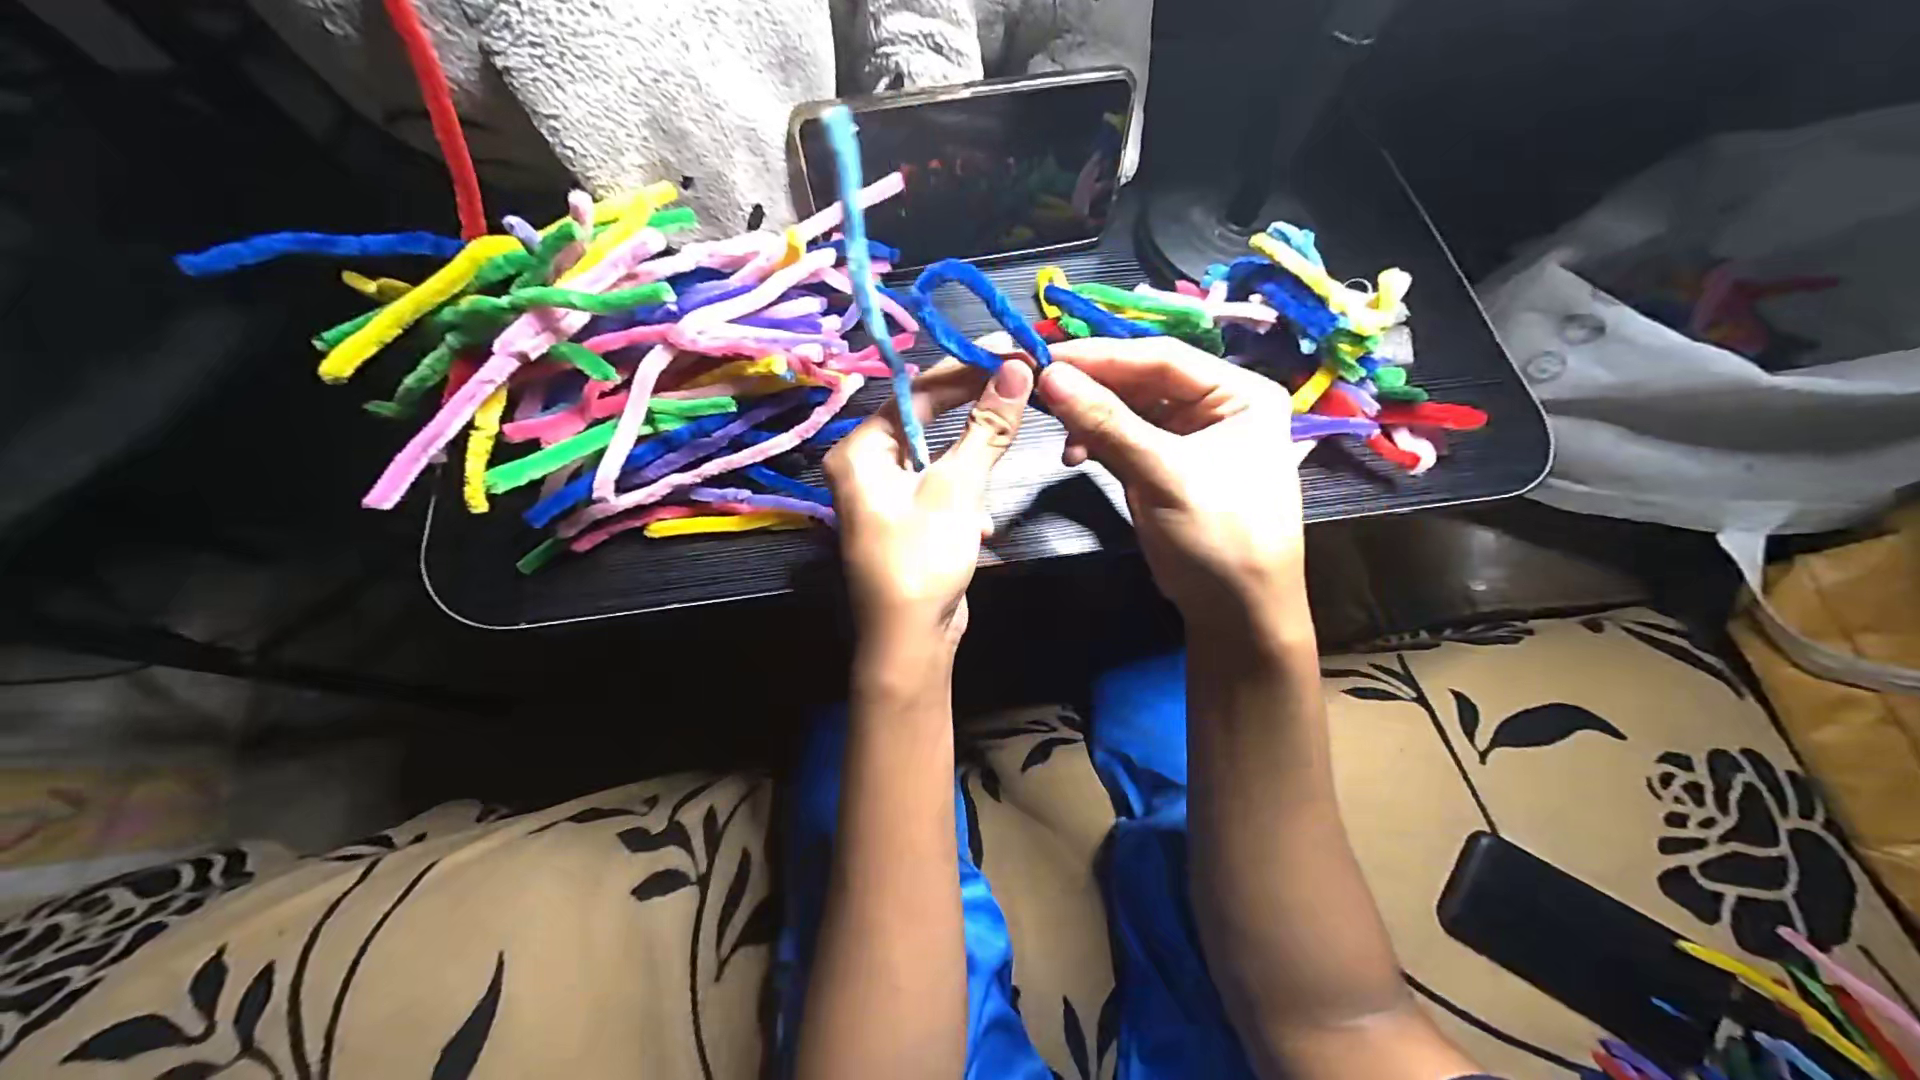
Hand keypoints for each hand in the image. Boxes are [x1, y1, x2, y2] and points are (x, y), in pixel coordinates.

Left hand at [825, 360, 1034, 649]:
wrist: (909, 640)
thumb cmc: (922, 559)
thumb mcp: (957, 489)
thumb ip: (986, 428)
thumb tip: (1015, 369)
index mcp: (860, 449)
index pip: (917, 391)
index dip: (967, 369)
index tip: (1011, 351)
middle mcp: (864, 465)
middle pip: (928, 420)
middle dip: (974, 415)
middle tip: (1020, 386)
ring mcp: (884, 494)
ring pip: (940, 456)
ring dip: (972, 468)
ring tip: (998, 466)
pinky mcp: (906, 519)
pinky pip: (940, 489)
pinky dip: (964, 500)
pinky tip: (980, 527)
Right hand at [1035, 338, 1311, 633]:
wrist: (1235, 610)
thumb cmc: (1218, 537)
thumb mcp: (1163, 474)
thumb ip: (1106, 422)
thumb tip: (1049, 375)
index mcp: (1239, 393)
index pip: (1161, 357)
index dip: (1101, 355)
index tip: (1045, 356)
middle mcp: (1216, 404)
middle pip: (1141, 379)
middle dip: (1091, 387)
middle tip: (1039, 387)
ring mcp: (1187, 435)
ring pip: (1126, 408)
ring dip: (1089, 418)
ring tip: (1059, 429)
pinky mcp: (1162, 463)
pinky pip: (1121, 438)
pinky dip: (1095, 442)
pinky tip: (1074, 454)